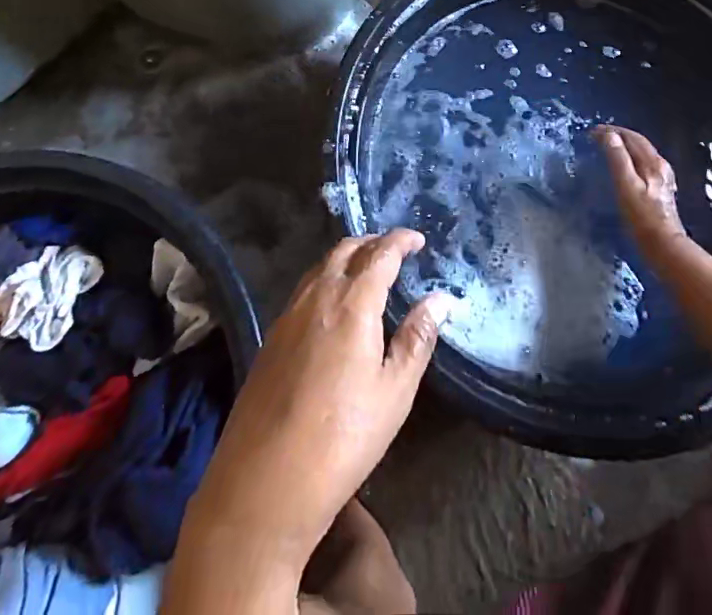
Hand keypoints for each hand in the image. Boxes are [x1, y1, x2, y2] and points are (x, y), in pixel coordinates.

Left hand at [173, 230, 453, 588]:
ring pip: (319, 268)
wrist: (268, 474)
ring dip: (345, 259)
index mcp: (351, 304)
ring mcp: (287, 314)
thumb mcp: (394, 390)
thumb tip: (442, 299)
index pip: (379, 255)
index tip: (417, 238)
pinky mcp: (271, 335)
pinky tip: (333, 304)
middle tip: (394, 249)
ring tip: (367, 270)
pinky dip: (325, 280)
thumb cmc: (346, 435)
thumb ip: (417, 337)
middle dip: (371, 242)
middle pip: (343, 252)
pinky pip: (303, 290)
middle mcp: (316, 297)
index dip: (400, 241)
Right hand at [594, 125, 684, 242]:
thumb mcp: (625, 185)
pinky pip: (643, 164)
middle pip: (639, 143)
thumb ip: (618, 159)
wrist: (662, 242)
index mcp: (652, 162)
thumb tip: (609, 136)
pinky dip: (630, 158)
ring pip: (642, 153)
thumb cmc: (641, 215)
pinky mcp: (661, 189)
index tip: (593, 131)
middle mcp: (660, 166)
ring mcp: (663, 177)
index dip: (613, 131)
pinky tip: (624, 166)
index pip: (632, 137)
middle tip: (597, 137)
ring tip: (607, 147)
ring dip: (624, 147)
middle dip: (618, 136)